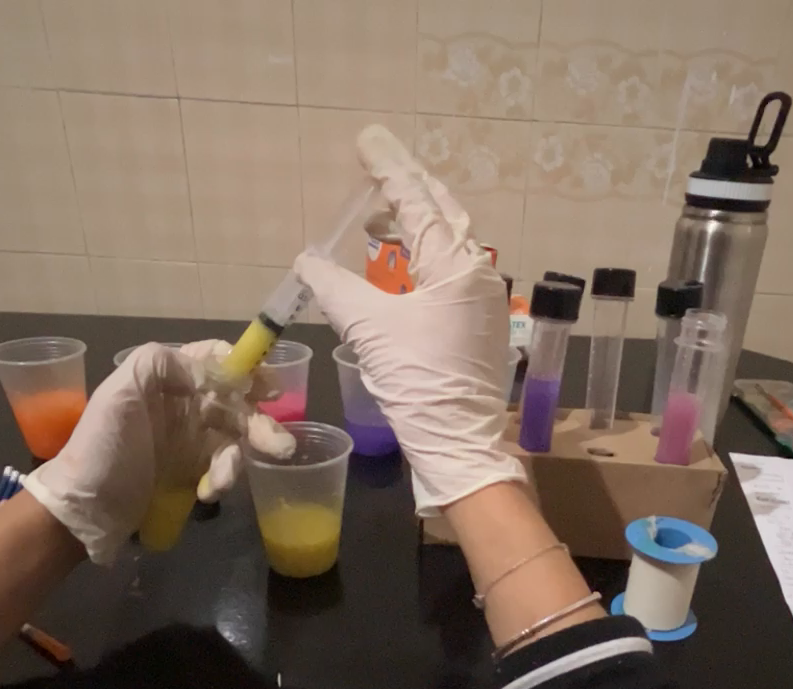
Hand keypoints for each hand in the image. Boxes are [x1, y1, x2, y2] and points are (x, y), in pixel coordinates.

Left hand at [25, 340, 290, 565]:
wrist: (85, 508)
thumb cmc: (102, 448)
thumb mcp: (120, 393)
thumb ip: (161, 364)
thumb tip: (211, 371)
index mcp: (165, 379)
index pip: (214, 361)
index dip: (245, 369)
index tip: (268, 388)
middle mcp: (182, 405)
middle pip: (235, 403)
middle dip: (259, 423)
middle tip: (280, 446)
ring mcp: (190, 439)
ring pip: (235, 439)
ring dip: (240, 459)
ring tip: (227, 481)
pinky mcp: (193, 471)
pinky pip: (223, 468)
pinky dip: (221, 479)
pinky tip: (206, 492)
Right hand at [292, 125, 525, 514]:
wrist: (457, 444)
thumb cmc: (418, 383)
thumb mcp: (370, 330)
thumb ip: (335, 288)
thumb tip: (308, 260)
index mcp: (456, 266)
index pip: (418, 202)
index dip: (389, 169)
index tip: (368, 140)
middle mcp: (478, 276)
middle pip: (442, 216)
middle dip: (408, 192)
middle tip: (376, 175)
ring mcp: (485, 303)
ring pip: (448, 248)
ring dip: (414, 230)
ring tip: (379, 226)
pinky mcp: (480, 328)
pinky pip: (450, 277)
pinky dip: (423, 263)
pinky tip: (401, 273)